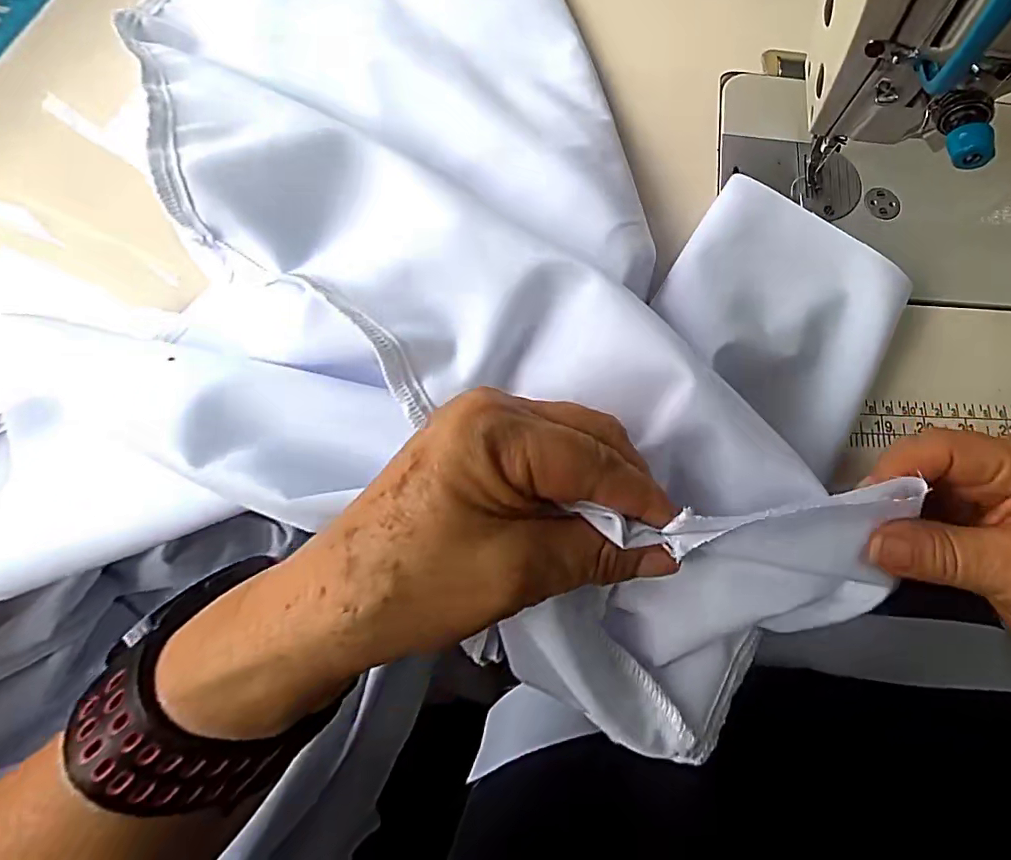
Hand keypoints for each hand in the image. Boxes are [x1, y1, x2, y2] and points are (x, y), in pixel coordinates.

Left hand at [156, 388, 679, 737]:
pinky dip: (569, 481)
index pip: (589, 455)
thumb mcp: (518, 571)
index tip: (678, 531)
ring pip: (566, 440)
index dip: (639, 494)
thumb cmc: (418, 584)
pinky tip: (581, 513)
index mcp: (497, 426)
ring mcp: (476, 421)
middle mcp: (489, 406)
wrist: (333, 602)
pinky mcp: (470, 443)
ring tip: (622, 528)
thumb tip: (661, 551)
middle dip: (623, 481)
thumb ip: (595, 551)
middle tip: (652, 533)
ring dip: (599, 480)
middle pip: (583, 434)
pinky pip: (540, 451)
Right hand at [864, 429, 1010, 687]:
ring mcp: (975, 497)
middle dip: (888, 492)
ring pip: (914, 490)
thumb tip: (874, 541)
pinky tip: (882, 548)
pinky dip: (898, 532)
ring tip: (863, 538)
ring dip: (889, 514)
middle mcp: (990, 471)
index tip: (865, 503)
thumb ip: (940, 552)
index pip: (940, 448)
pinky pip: (918, 517)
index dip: (898, 469)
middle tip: (857, 524)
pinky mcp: (962, 525)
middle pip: (921, 465)